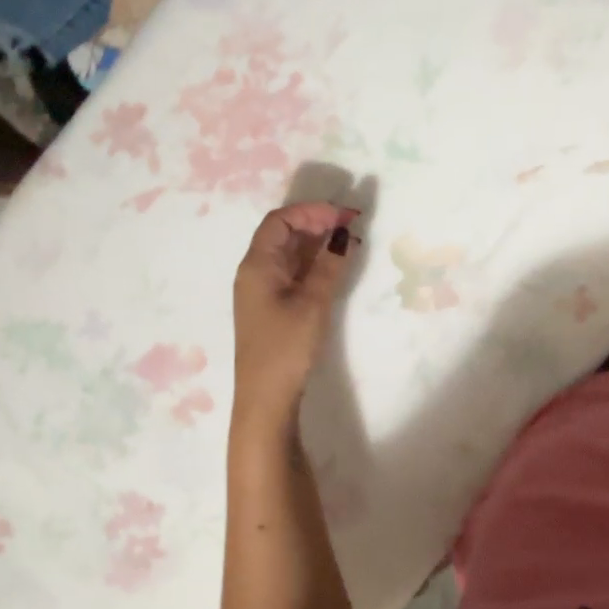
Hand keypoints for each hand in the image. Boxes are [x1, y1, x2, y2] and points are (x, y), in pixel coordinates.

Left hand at [233, 203, 356, 418]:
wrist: (266, 397)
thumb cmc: (286, 348)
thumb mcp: (313, 303)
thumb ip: (329, 266)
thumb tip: (345, 235)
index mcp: (257, 265)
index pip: (281, 220)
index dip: (312, 211)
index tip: (345, 216)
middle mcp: (255, 271)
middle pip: (283, 233)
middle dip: (317, 222)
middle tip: (353, 224)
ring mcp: (263, 289)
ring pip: (290, 253)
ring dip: (318, 242)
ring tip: (350, 240)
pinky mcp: (273, 306)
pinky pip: (293, 271)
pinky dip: (314, 262)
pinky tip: (336, 265)